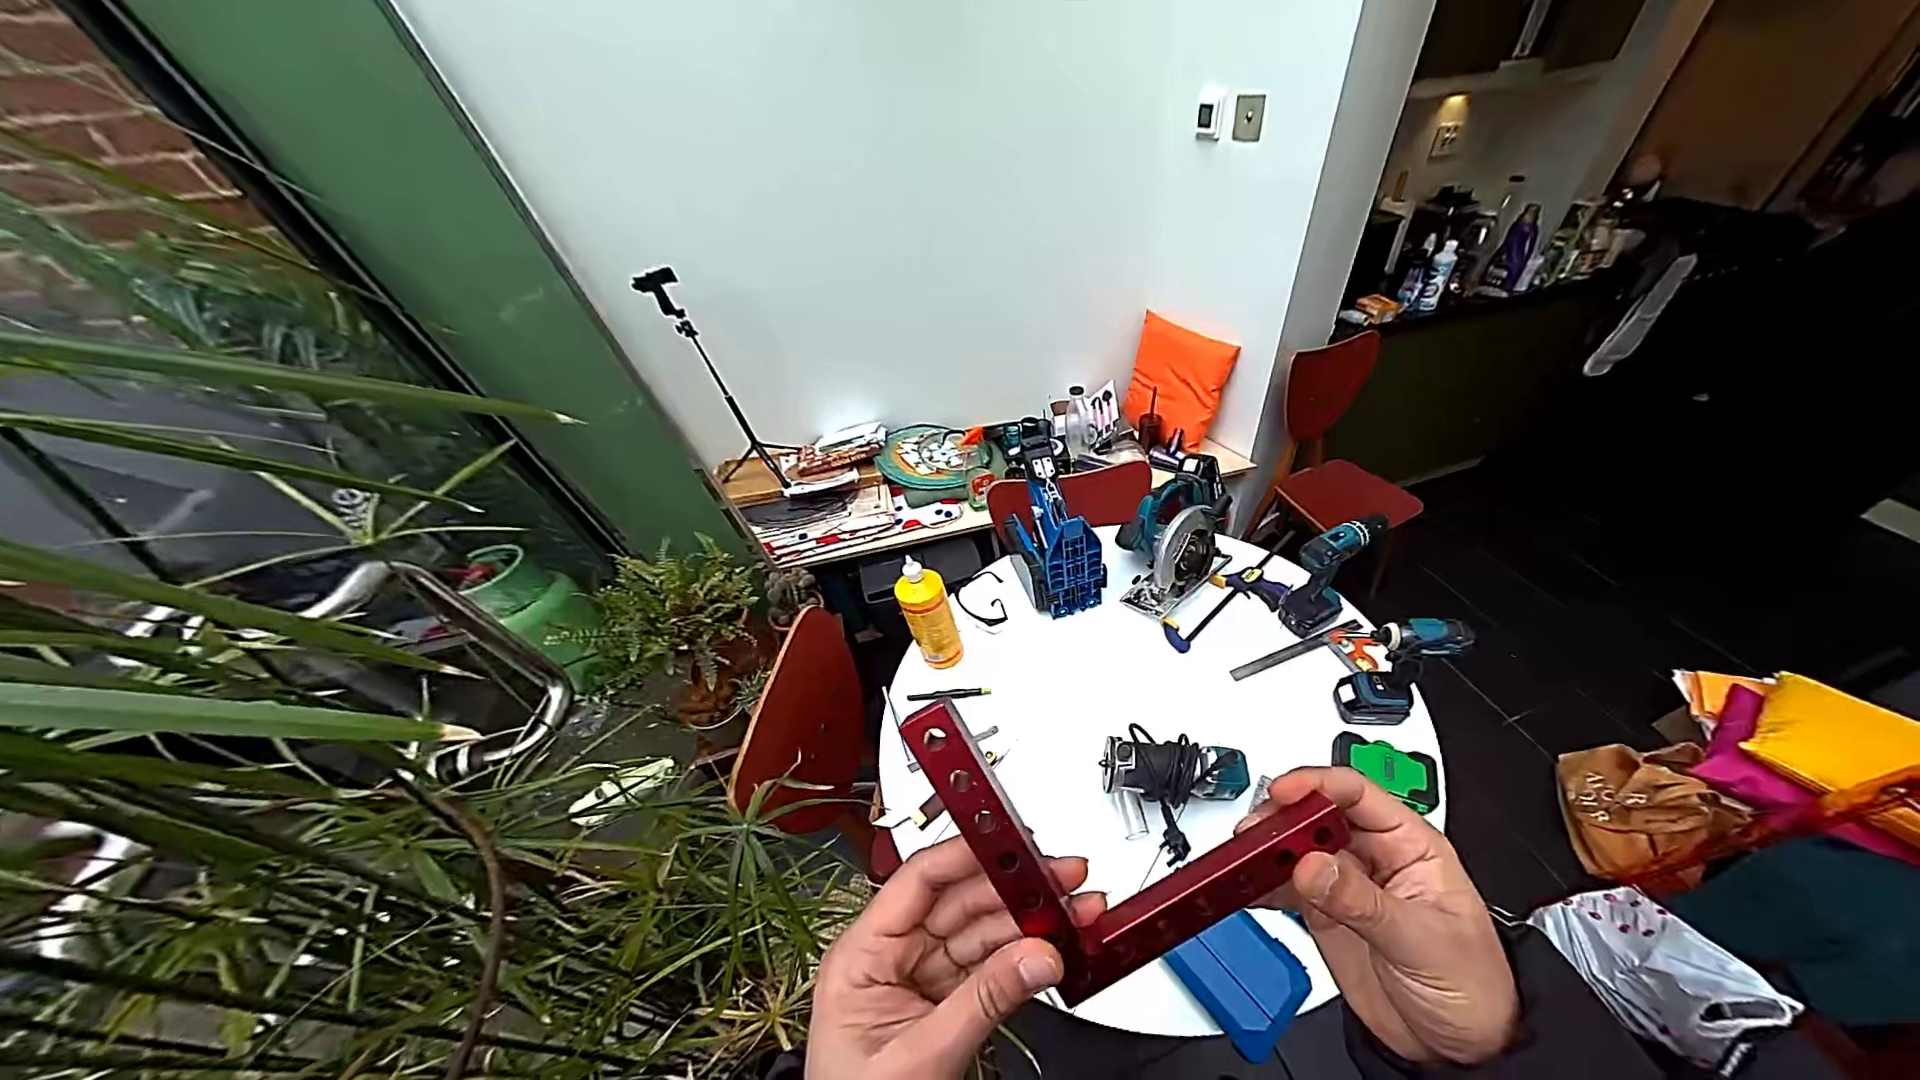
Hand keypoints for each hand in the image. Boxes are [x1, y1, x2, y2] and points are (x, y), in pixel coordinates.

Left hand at [807, 836, 1106, 1079]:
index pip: (919, 880)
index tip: (1010, 842)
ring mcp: (922, 975)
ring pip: (981, 929)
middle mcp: (893, 953)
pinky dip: (1023, 954)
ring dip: (1028, 918)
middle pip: (960, 899)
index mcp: (863, 951)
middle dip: (1014, 886)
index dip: (967, 854)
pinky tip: (1052, 942)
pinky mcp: (945, 1000)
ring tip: (1071, 909)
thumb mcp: (918, 1057)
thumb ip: (982, 1002)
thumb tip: (1038, 955)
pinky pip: (988, 964)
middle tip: (1060, 876)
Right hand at [1238, 767, 1518, 1064]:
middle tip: (1256, 833)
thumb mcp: (1422, 940)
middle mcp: (1367, 852)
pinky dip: (1257, 882)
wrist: (1457, 1049)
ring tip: (1244, 861)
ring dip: (1263, 848)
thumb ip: (1363, 901)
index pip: (1355, 793)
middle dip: (1278, 816)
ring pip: (1289, 844)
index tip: (1284, 794)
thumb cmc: (1473, 988)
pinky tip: (1246, 887)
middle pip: (1311, 813)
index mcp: (1405, 843)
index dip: (1316, 785)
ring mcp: (1340, 878)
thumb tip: (1312, 865)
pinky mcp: (1317, 905)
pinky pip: (1279, 882)